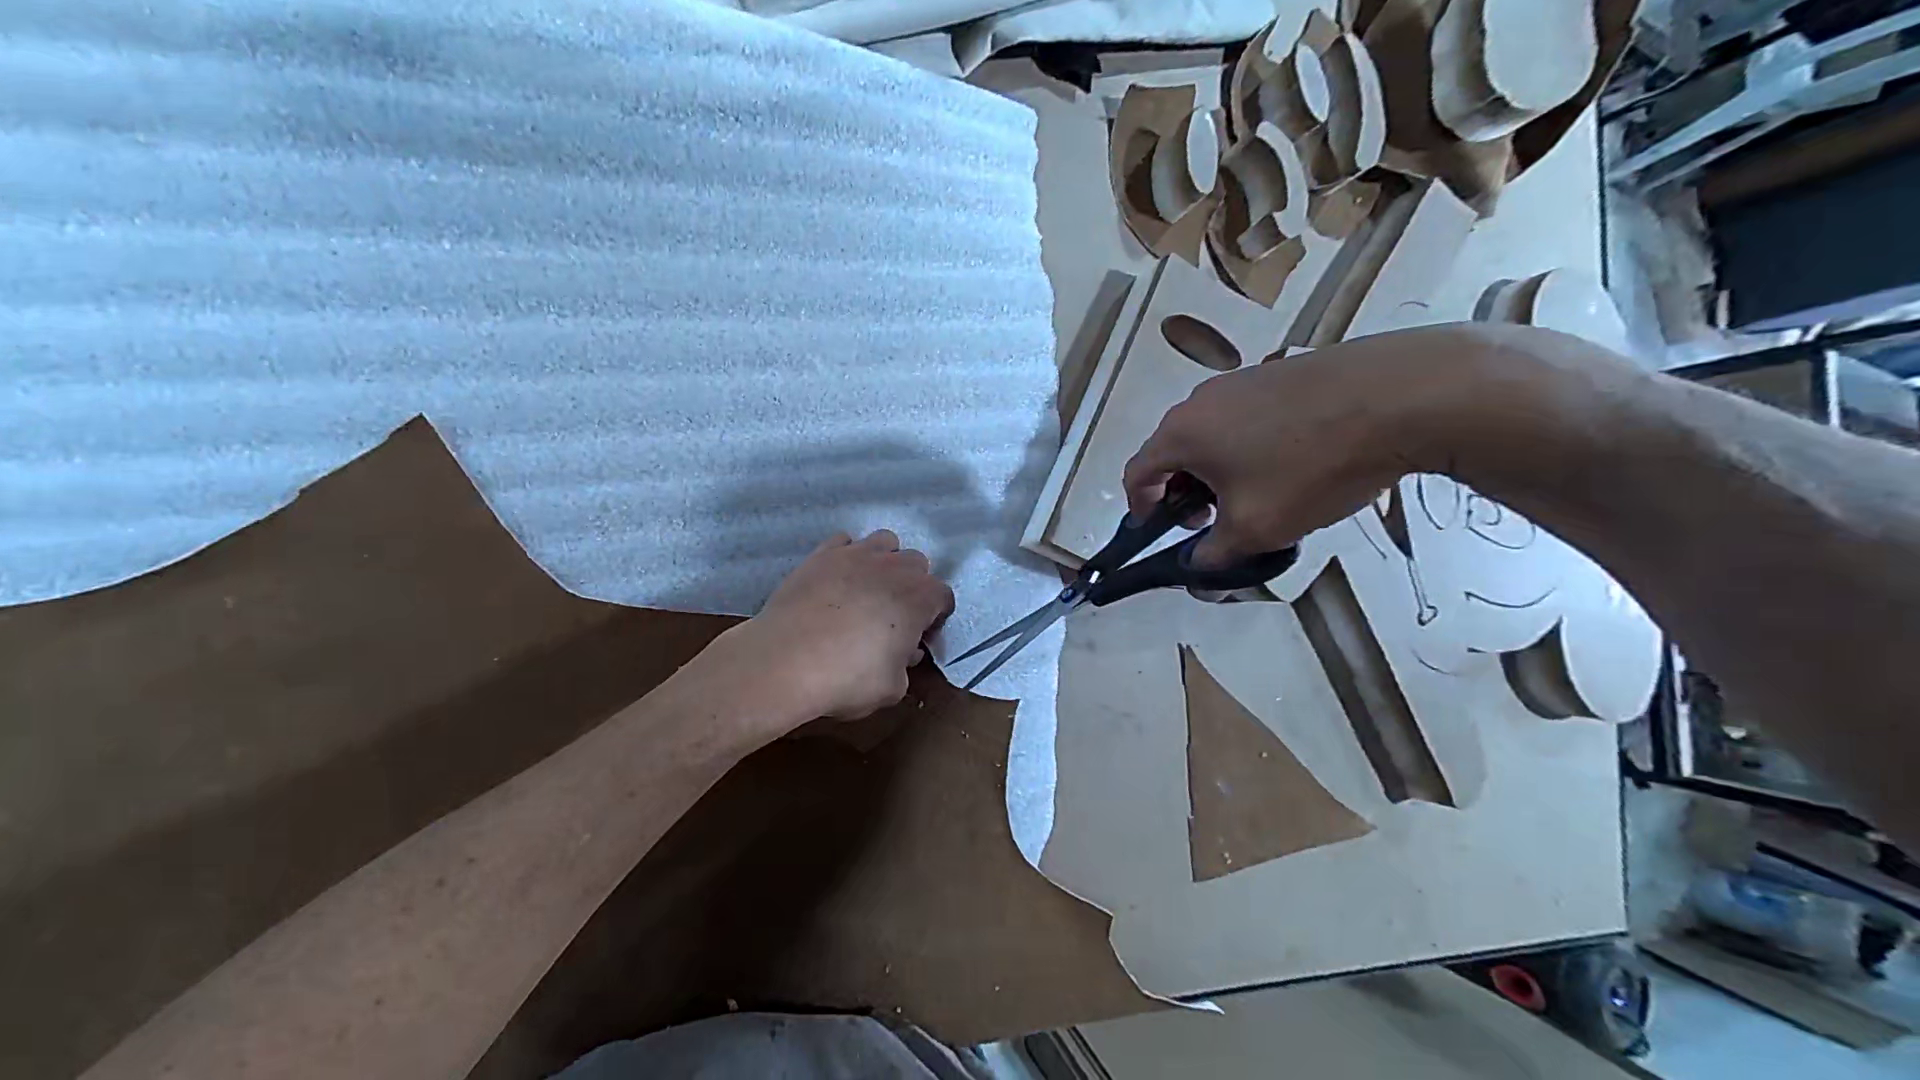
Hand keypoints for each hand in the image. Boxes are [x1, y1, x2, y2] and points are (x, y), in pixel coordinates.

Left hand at [725, 530, 954, 725]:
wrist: (784, 661)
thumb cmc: (847, 678)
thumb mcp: (891, 688)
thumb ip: (905, 666)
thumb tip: (902, 652)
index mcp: (919, 597)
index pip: (943, 597)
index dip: (935, 618)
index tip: (919, 638)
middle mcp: (893, 566)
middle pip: (916, 564)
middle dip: (911, 586)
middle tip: (894, 615)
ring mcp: (856, 554)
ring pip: (884, 542)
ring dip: (884, 562)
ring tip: (867, 590)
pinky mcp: (821, 555)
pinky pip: (844, 544)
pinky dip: (846, 557)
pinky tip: (836, 581)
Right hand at [1122, 325, 1524, 564]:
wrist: (1401, 397)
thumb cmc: (1311, 467)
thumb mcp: (1258, 528)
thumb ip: (1215, 555)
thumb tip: (1196, 572)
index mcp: (1182, 433)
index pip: (1136, 472)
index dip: (1141, 507)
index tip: (1163, 529)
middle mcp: (1202, 400)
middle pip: (1173, 451)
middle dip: (1184, 491)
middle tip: (1215, 519)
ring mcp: (1243, 379)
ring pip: (1212, 433)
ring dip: (1218, 469)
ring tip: (1260, 493)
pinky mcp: (1281, 371)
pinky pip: (1247, 416)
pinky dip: (1250, 445)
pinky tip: (1294, 462)